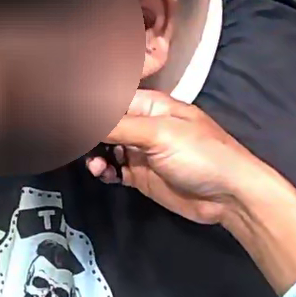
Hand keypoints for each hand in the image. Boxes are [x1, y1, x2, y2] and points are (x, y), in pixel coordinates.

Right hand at [90, 92, 295, 293]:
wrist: (229, 197)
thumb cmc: (203, 155)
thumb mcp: (159, 134)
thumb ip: (118, 126)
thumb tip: (83, 117)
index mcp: (151, 105)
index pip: (110, 99)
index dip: (89, 106)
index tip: (67, 117)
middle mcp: (143, 125)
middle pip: (104, 123)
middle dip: (87, 132)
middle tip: (72, 144)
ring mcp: (141, 152)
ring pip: (104, 148)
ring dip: (93, 154)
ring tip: (94, 165)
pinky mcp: (141, 176)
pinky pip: (113, 170)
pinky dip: (103, 171)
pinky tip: (102, 174)